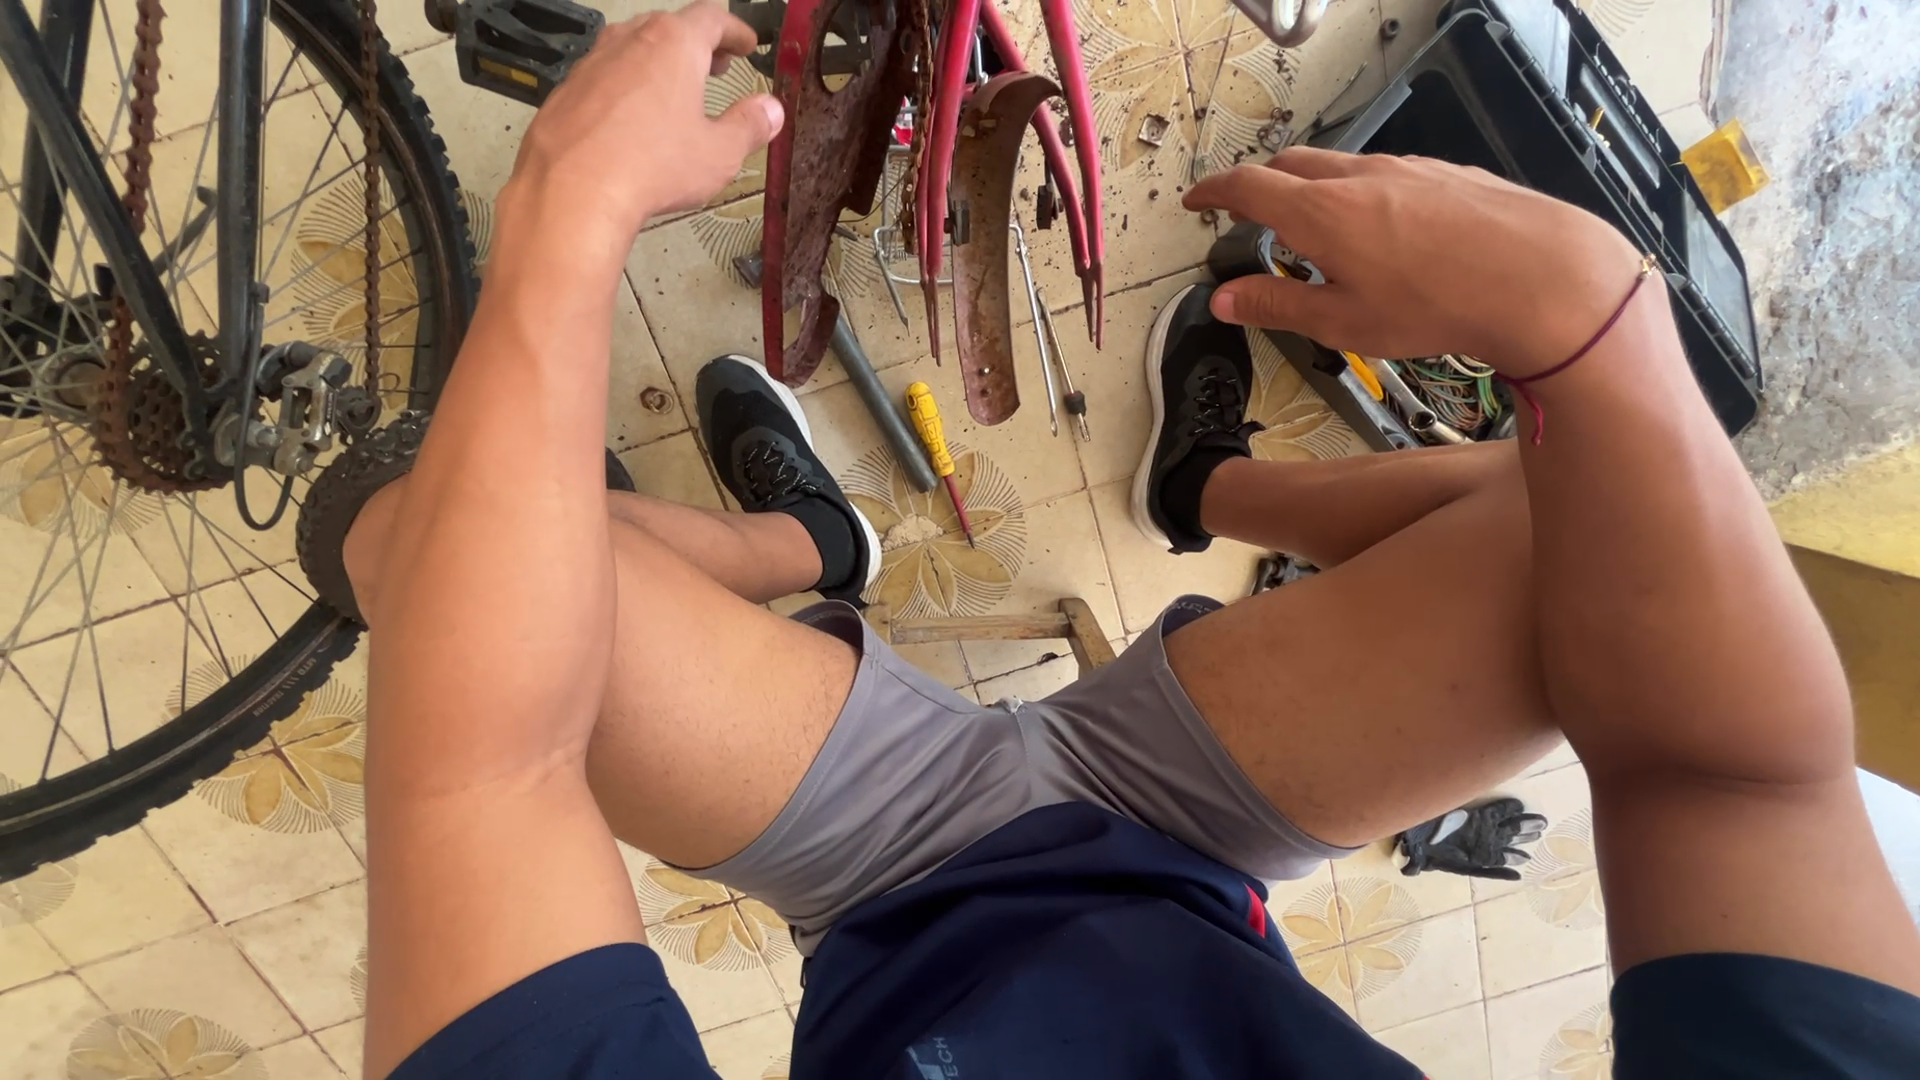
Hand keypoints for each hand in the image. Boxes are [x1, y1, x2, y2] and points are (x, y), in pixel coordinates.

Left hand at [502, 2, 782, 251]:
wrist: (576, 186)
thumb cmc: (656, 165)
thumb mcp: (720, 153)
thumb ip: (749, 126)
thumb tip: (772, 109)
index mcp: (675, 45)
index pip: (711, 18)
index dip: (734, 30)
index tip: (746, 42)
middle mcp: (632, 39)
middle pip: (671, 26)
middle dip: (699, 44)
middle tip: (717, 65)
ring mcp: (595, 60)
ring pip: (636, 47)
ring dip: (662, 62)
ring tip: (678, 90)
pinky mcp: (570, 88)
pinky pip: (609, 76)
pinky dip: (631, 86)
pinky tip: (637, 118)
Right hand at [1184, 149, 1646, 376]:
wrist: (1543, 278)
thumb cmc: (1436, 304)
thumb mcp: (1337, 320)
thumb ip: (1274, 304)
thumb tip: (1224, 299)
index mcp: (1322, 213)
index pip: (1248, 187)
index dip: (1213, 192)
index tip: (1196, 201)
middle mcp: (1360, 177)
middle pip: (1290, 165)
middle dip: (1258, 188)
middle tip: (1246, 219)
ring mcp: (1406, 169)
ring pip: (1337, 166)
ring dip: (1308, 191)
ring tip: (1311, 234)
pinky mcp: (1442, 174)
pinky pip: (1381, 173)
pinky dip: (1354, 193)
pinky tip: (1373, 232)